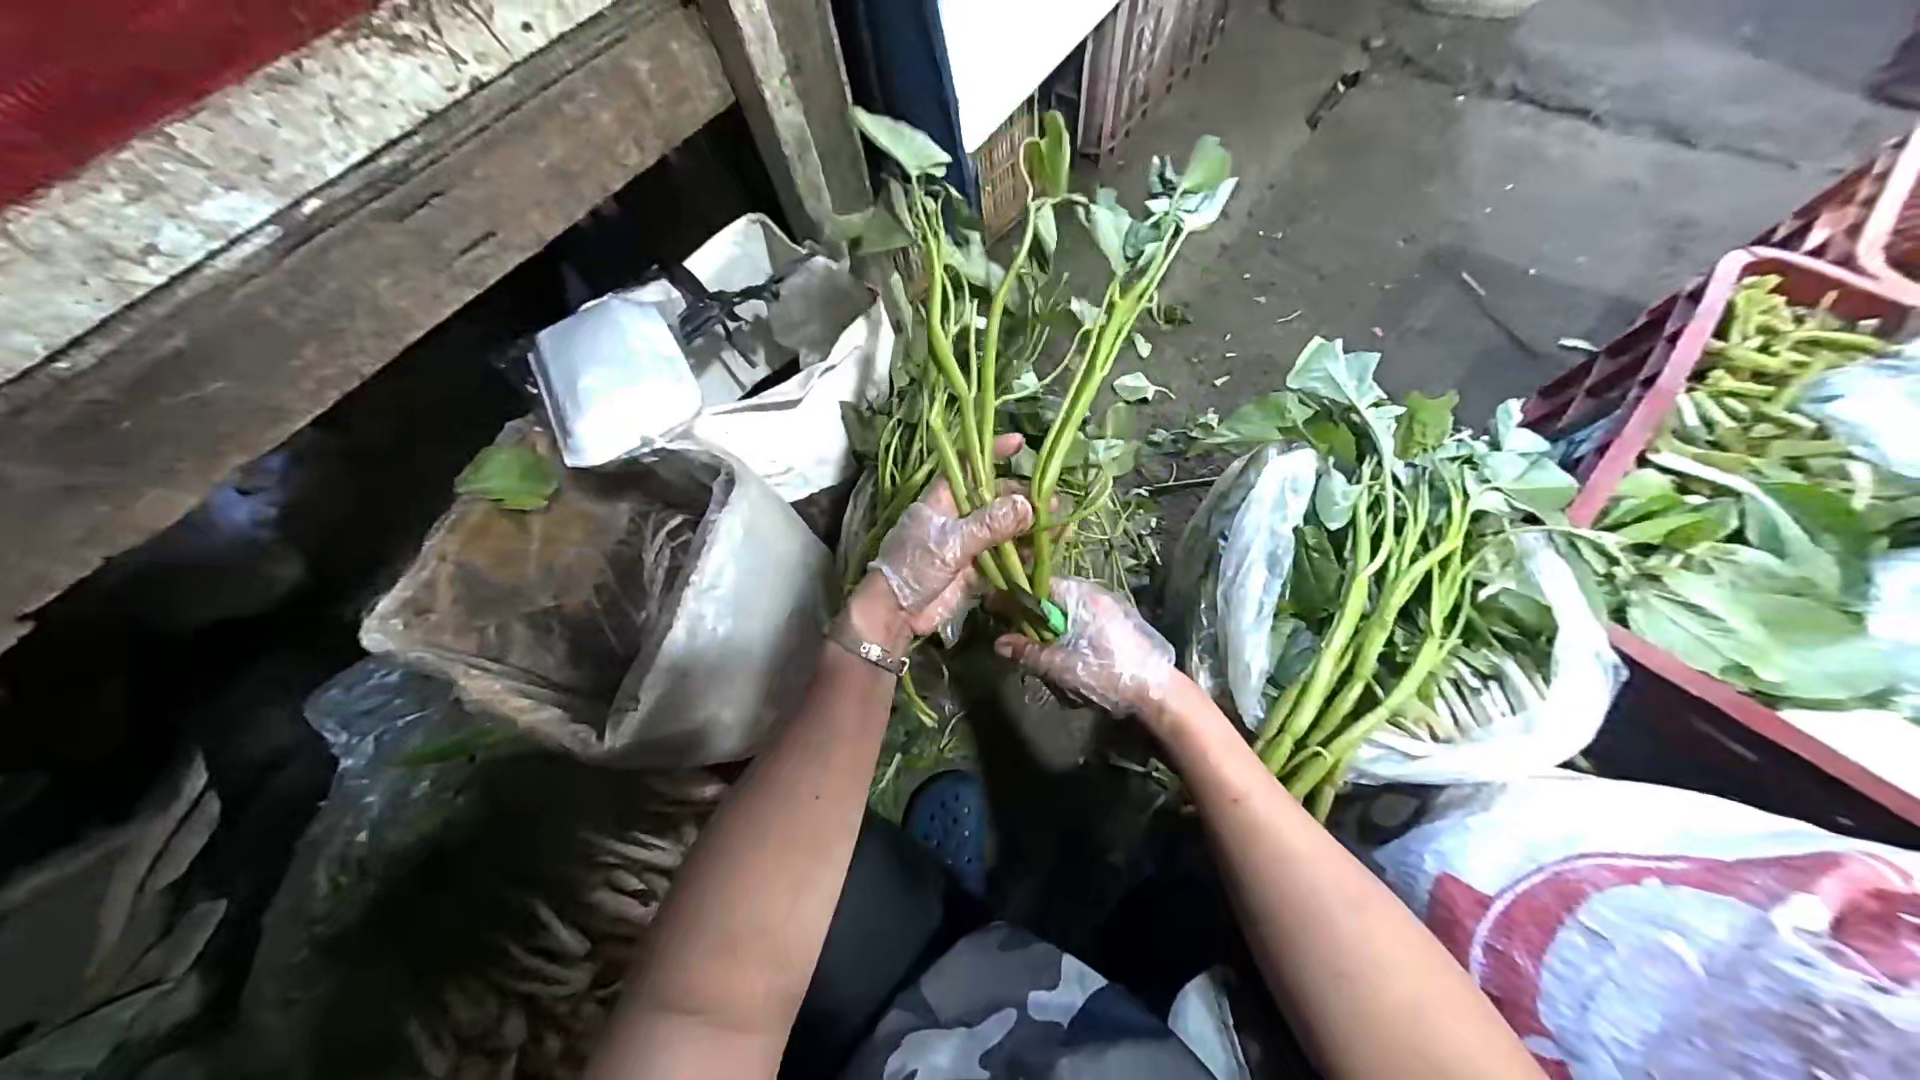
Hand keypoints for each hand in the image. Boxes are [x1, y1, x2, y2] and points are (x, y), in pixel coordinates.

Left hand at [855, 434, 1033, 644]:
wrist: (895, 613)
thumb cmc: (913, 566)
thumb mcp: (951, 541)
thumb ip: (989, 525)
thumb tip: (1028, 506)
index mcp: (944, 499)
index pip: (969, 465)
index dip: (992, 452)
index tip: (1021, 444)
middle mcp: (958, 517)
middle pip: (995, 500)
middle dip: (1023, 499)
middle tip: (1052, 504)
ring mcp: (968, 544)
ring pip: (1004, 530)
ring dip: (1028, 529)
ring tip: (1058, 528)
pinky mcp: (975, 570)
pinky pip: (1005, 558)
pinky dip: (1023, 556)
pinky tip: (1045, 554)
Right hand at [992, 577, 1174, 718]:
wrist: (1158, 693)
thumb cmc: (1105, 674)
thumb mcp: (1059, 666)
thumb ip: (1027, 651)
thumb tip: (998, 642)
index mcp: (1078, 595)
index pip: (1035, 584)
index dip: (1012, 596)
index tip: (993, 608)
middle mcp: (1094, 595)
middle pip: (1049, 601)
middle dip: (1033, 624)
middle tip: (1021, 646)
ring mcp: (1108, 610)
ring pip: (1066, 617)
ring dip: (1053, 638)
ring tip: (1051, 668)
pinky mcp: (1118, 628)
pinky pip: (1083, 627)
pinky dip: (1070, 643)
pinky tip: (1072, 668)